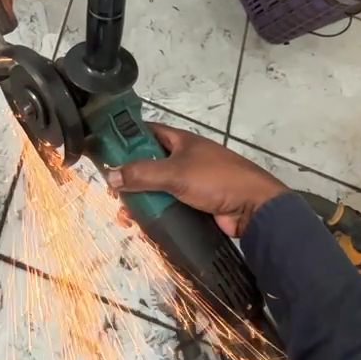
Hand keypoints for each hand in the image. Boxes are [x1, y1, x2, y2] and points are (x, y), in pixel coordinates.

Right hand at [105, 123, 286, 235]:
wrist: (256, 210)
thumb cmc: (217, 179)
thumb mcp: (176, 173)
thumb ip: (142, 173)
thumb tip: (110, 175)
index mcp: (179, 141)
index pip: (145, 132)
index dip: (125, 138)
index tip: (104, 152)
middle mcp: (183, 158)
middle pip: (147, 164)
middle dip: (128, 178)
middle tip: (113, 193)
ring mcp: (189, 182)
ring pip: (156, 188)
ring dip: (139, 201)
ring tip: (125, 217)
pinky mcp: (195, 204)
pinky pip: (168, 206)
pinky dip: (155, 214)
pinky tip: (143, 227)